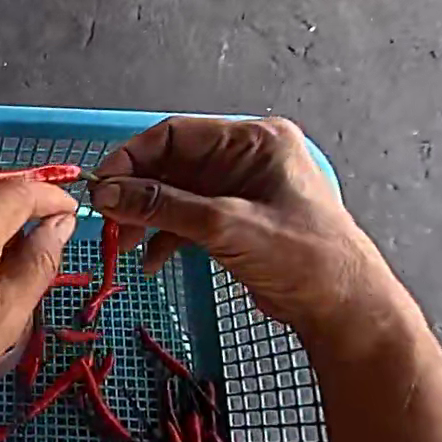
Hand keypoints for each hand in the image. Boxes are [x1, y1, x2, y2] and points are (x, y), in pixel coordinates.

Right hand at [89, 117, 399, 337]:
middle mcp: (244, 160)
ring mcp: (239, 193)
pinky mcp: (235, 223)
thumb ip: (163, 206)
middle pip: (172, 166)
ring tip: (124, 245)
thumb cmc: (302, 257)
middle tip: (107, 222)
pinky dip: (166, 238)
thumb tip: (108, 193)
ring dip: (147, 219)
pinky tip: (151, 260)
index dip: (132, 159)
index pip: (175, 135)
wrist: (340, 306)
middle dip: (137, 194)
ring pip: (176, 196)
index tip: (101, 187)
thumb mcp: (226, 225)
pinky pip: (188, 221)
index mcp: (252, 141)